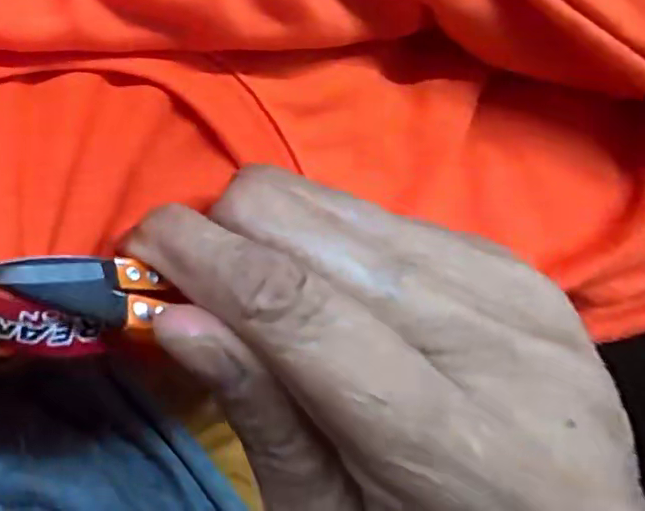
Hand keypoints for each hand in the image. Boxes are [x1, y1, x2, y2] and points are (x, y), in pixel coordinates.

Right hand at [127, 166, 644, 510]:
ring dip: (261, 229)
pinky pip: (362, 206)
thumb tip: (169, 315)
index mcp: (465, 450)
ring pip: (321, 195)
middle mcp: (496, 340)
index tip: (134, 250)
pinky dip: (314, 235)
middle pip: (301, 222)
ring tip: (254, 283)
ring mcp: (510, 285)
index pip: (295, 305)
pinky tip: (328, 287)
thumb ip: (253, 410)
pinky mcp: (506, 257)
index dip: (198, 257)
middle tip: (191, 283)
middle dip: (219, 233)